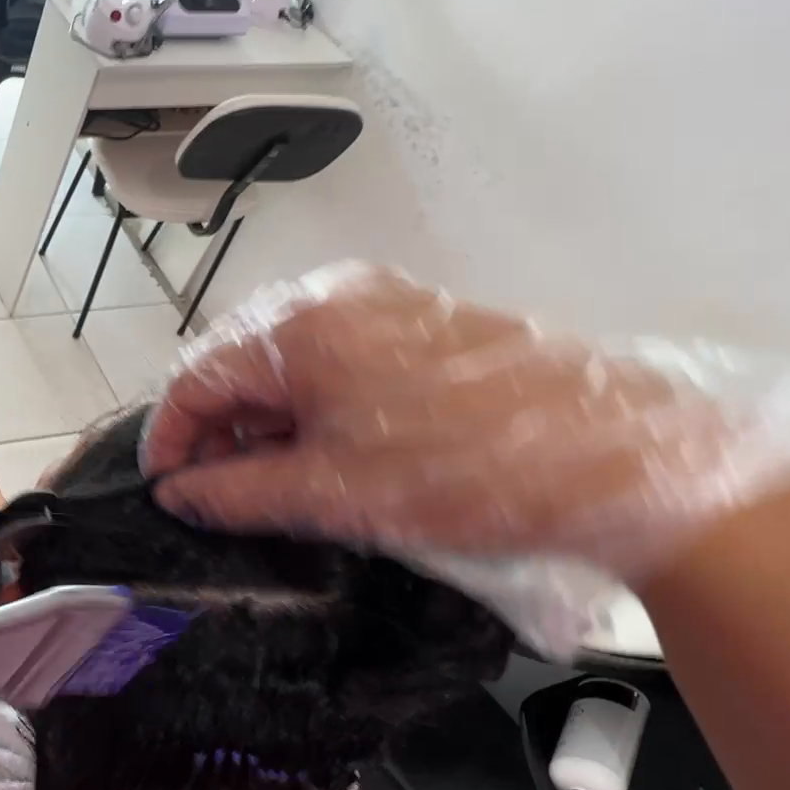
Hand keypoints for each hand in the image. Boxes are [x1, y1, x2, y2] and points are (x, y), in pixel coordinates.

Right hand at [142, 263, 789, 578]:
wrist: (624, 464)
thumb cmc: (456, 473)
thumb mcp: (325, 492)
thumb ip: (230, 491)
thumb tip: (173, 494)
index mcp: (300, 326)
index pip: (195, 378)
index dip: (168, 438)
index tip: (165, 490)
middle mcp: (331, 295)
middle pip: (234, 362)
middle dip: (212, 428)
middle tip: (213, 489)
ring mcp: (379, 301)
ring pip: (280, 362)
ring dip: (258, 420)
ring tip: (267, 477)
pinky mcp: (415, 322)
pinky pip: (327, 359)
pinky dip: (304, 406)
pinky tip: (319, 450)